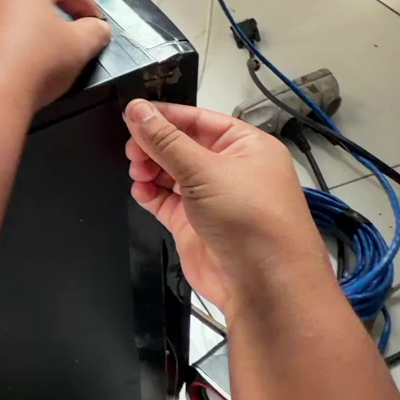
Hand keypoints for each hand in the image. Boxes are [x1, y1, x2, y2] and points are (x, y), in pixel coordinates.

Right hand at [123, 100, 328, 320]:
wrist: (266, 289)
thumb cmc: (255, 224)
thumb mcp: (204, 170)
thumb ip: (164, 140)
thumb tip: (137, 110)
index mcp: (246, 147)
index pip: (197, 119)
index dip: (164, 117)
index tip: (133, 114)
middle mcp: (230, 170)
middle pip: (180, 145)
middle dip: (153, 145)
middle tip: (132, 149)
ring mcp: (211, 198)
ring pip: (169, 172)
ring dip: (149, 169)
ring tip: (137, 171)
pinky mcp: (194, 224)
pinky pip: (164, 200)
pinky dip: (149, 193)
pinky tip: (141, 190)